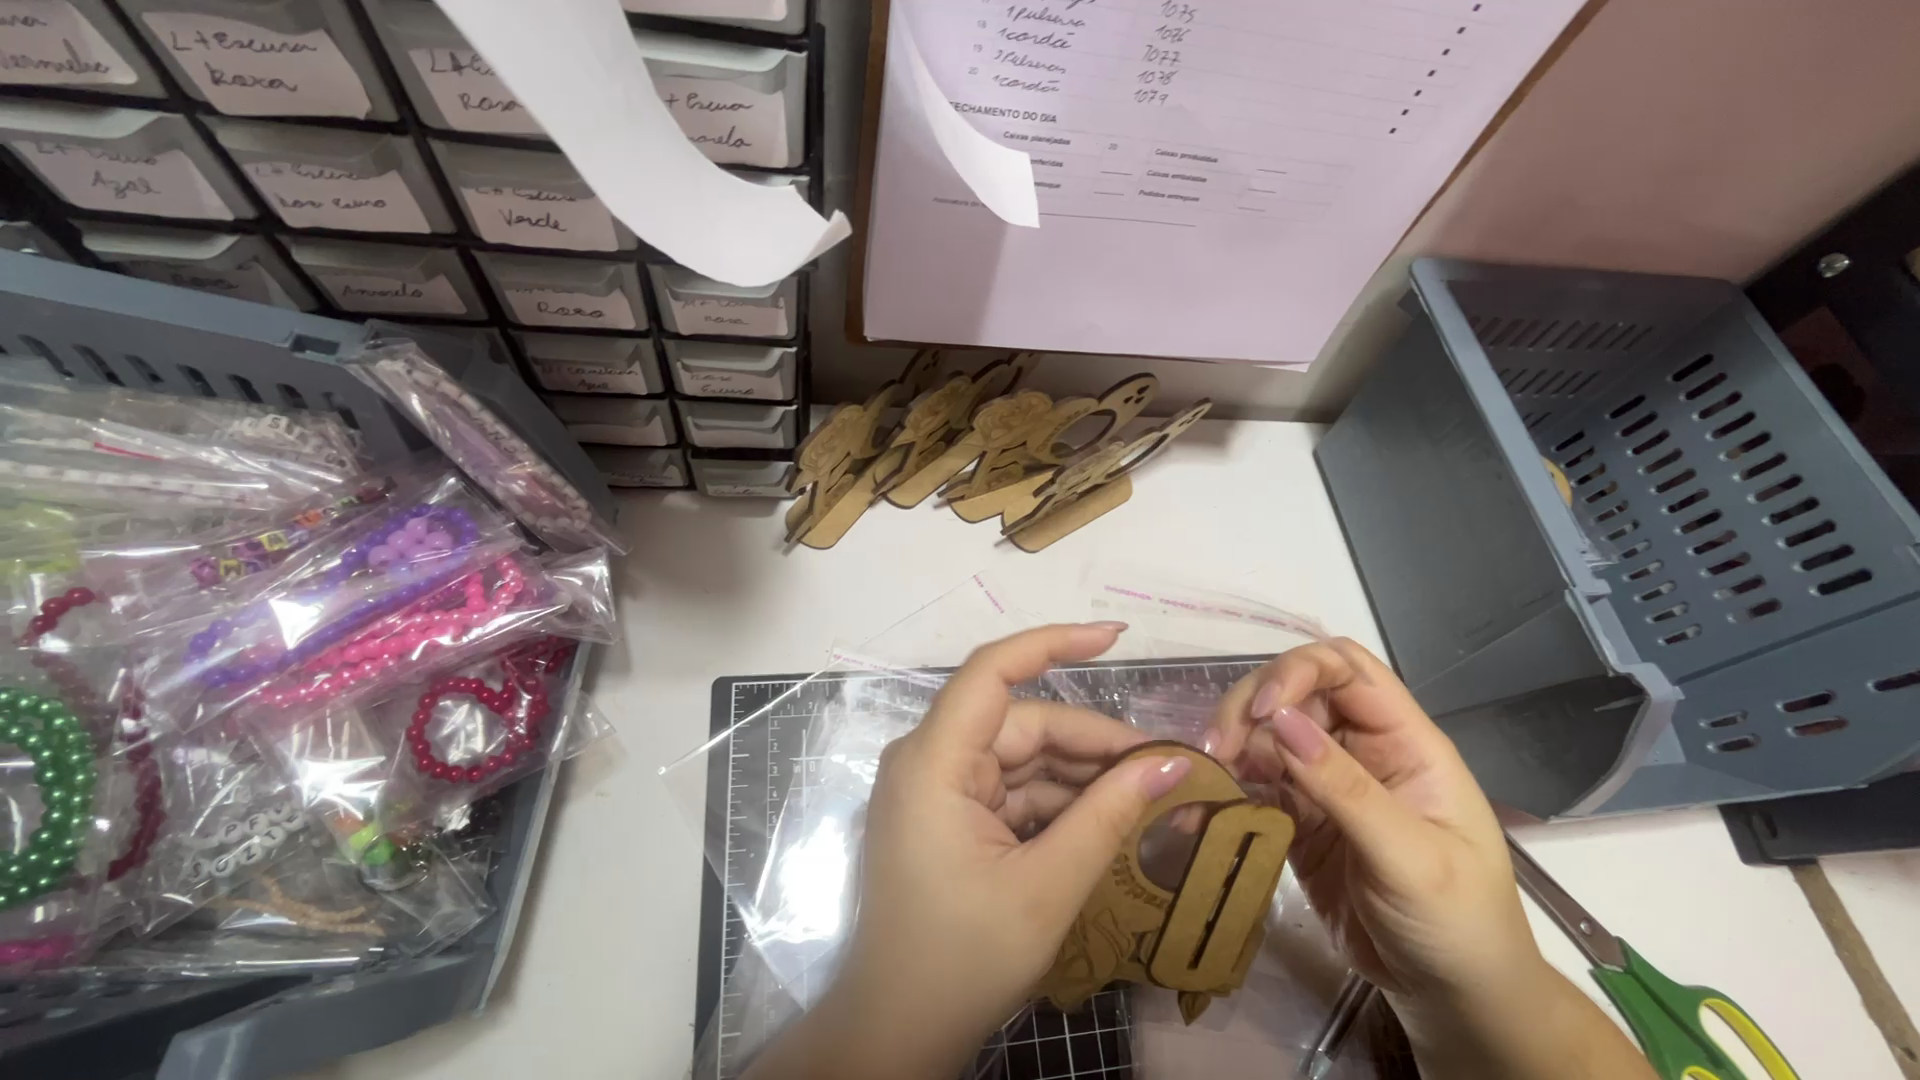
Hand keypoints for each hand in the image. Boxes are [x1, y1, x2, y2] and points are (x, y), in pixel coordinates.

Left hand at [749, 624, 1191, 1079]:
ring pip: (1024, 759)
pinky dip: (1060, 802)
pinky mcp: (952, 817)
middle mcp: (930, 760)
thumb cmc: (962, 958)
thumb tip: (1172, 763)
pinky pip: (1013, 791)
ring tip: (1151, 794)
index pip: (992, 672)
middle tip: (1167, 766)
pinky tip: (1110, 817)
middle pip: (1022, 724)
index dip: (1053, 642)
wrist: (899, 1030)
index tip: (1116, 637)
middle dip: (1094, 743)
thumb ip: (1108, 817)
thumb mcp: (1047, 886)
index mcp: (934, 761)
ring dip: (1083, 776)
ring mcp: (939, 789)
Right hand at [1204, 638, 1536, 997]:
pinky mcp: (1299, 818)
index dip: (1300, 672)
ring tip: (1205, 775)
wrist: (1452, 997)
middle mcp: (1362, 751)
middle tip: (1215, 748)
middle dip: (1251, 707)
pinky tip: (1203, 805)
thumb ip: (1343, 787)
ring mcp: (1327, 784)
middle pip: (1297, 694)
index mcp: (1405, 743)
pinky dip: (1227, 788)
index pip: (1348, 671)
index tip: (1264, 711)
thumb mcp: (1410, 856)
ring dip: (1232, 744)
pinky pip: (1256, 784)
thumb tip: (1278, 720)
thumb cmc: (1457, 923)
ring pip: (1268, 735)